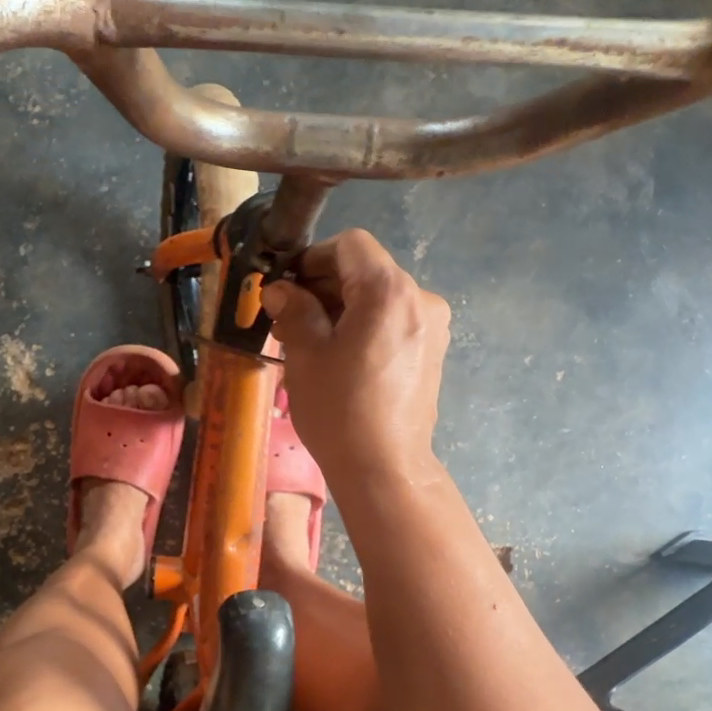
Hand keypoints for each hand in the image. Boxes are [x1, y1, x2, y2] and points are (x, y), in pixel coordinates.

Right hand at [262, 230, 451, 477]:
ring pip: (379, 298)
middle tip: (288, 319)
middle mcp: (420, 298)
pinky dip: (364, 327)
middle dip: (324, 287)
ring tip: (311, 343)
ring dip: (342, 309)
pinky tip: (340, 358)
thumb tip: (278, 289)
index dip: (313, 258)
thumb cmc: (339, 409)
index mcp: (388, 291)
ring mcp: (432, 325)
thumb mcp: (305, 356)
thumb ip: (294, 311)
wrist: (383, 466)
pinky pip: (393, 321)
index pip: (350, 245)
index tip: (285, 287)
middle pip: (367, 270)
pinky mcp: (433, 350)